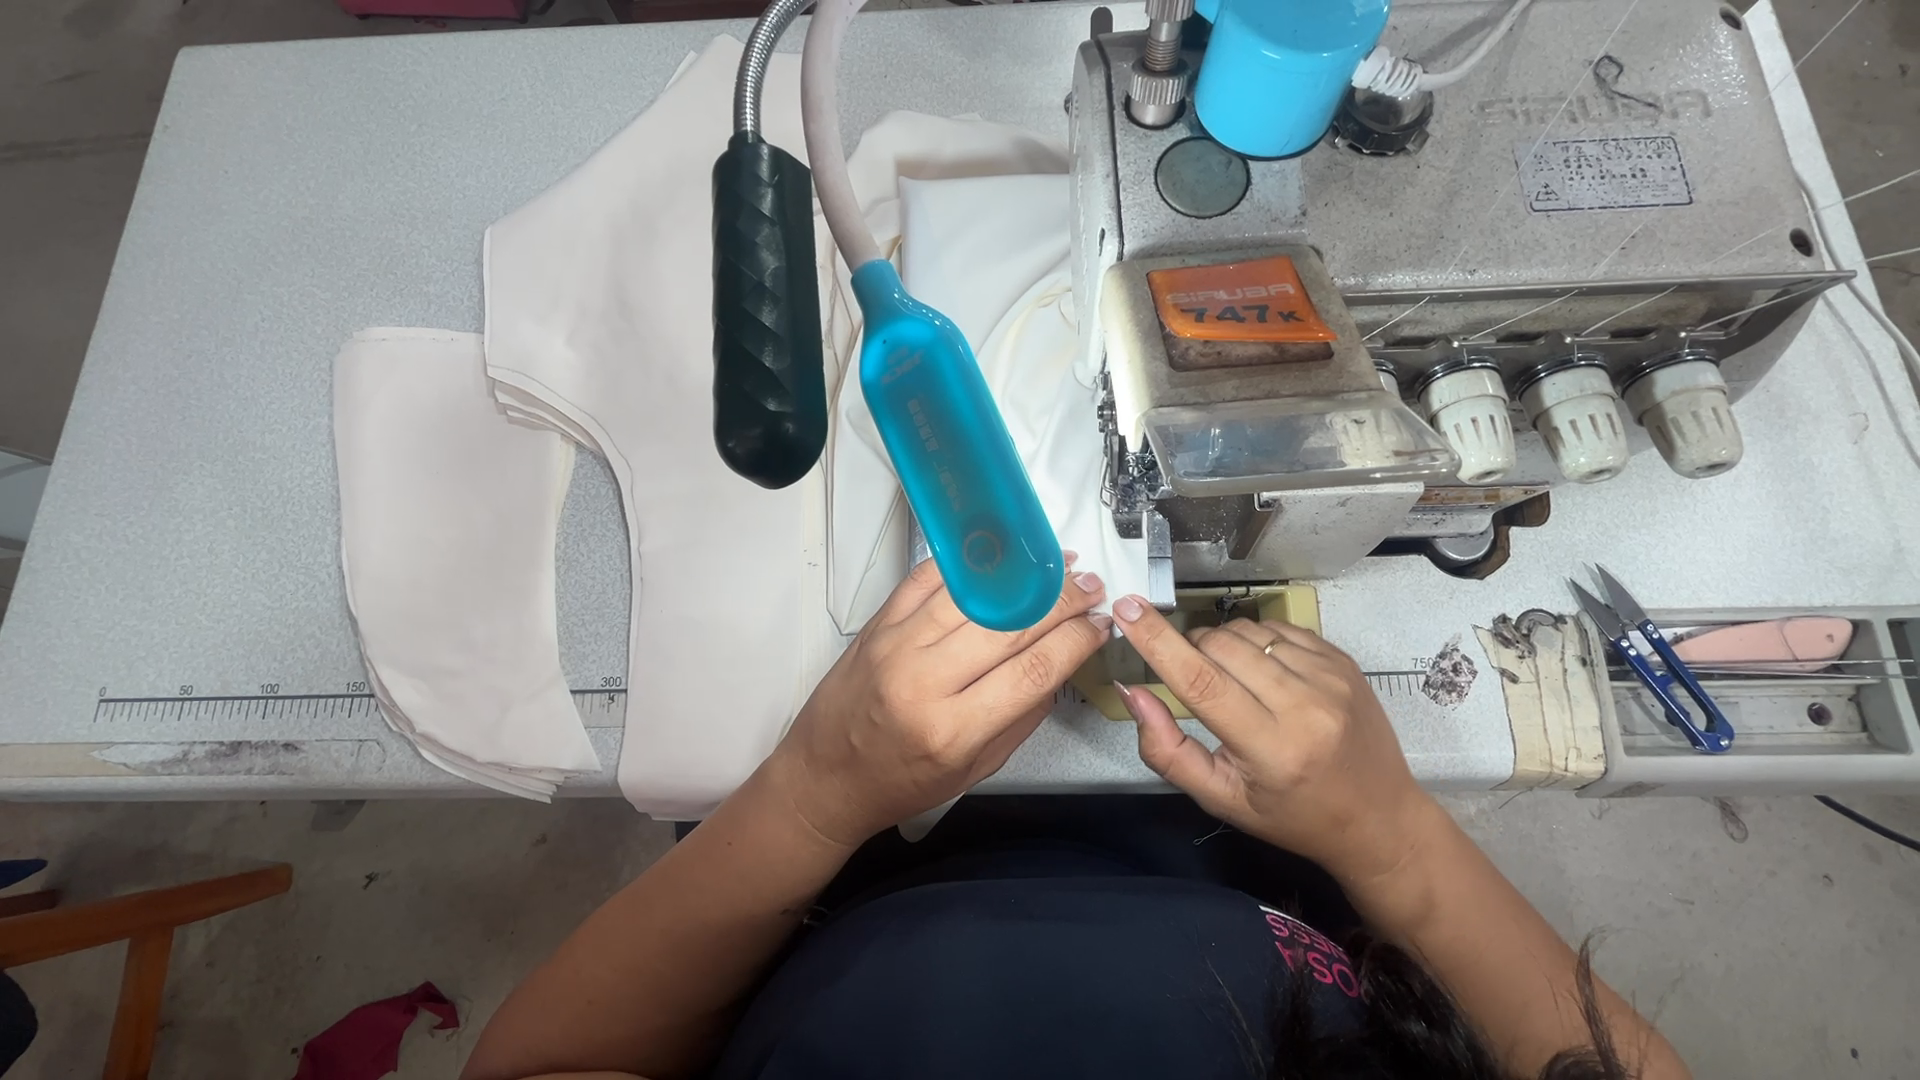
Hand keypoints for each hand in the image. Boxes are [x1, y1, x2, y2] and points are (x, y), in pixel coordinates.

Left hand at [764, 556, 1111, 846]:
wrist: (823, 777)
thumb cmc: (901, 783)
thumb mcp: (975, 769)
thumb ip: (1022, 716)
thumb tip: (1062, 660)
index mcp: (952, 731)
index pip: (1032, 670)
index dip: (1076, 640)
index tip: (1100, 624)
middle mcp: (922, 682)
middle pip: (1009, 626)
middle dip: (1060, 601)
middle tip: (1090, 587)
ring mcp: (895, 646)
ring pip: (973, 595)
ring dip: (1023, 576)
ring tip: (1056, 567)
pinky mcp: (877, 624)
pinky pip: (928, 580)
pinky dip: (970, 565)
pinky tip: (1001, 559)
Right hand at [1109, 597, 1440, 883]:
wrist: (1379, 817)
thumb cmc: (1291, 815)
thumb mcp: (1220, 798)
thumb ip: (1167, 750)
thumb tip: (1132, 692)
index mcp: (1271, 748)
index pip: (1201, 681)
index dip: (1157, 641)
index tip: (1126, 608)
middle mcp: (1305, 706)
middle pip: (1219, 646)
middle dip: (1190, 650)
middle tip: (1195, 680)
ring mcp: (1330, 677)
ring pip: (1246, 631)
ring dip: (1221, 645)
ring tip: (1232, 681)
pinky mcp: (1342, 660)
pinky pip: (1276, 627)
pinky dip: (1255, 642)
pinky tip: (1263, 673)